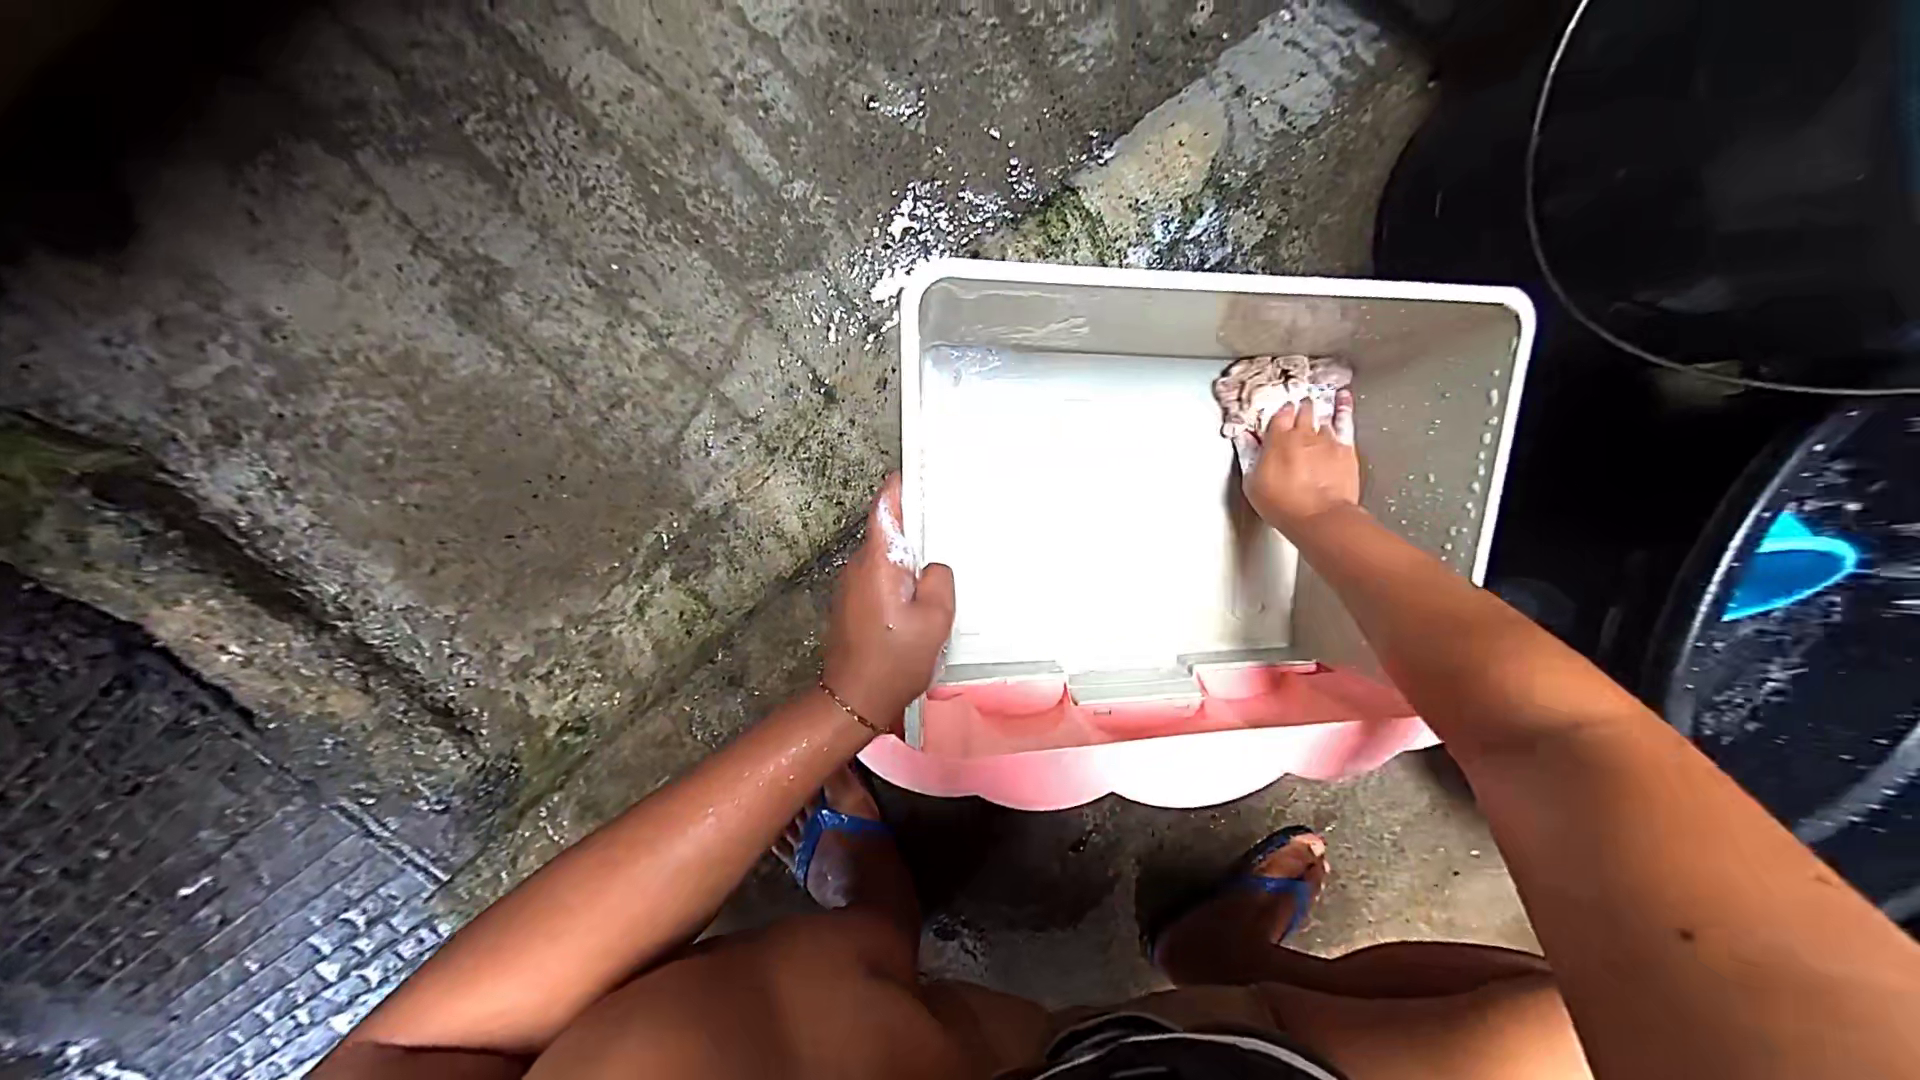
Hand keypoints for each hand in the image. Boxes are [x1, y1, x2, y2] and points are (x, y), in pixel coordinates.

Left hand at [821, 475, 955, 732]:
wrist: (855, 697)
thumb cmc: (893, 662)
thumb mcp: (935, 621)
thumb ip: (939, 581)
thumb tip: (934, 567)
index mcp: (878, 564)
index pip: (885, 511)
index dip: (899, 488)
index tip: (913, 473)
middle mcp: (858, 568)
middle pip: (887, 533)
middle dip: (914, 528)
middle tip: (944, 524)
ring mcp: (851, 586)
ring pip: (884, 558)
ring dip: (908, 558)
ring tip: (937, 568)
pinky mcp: (852, 603)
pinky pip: (879, 578)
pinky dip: (898, 578)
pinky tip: (918, 597)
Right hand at [1238, 388, 1359, 532]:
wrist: (1320, 516)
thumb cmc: (1284, 504)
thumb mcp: (1253, 484)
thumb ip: (1248, 456)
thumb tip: (1243, 440)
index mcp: (1277, 441)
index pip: (1278, 416)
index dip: (1278, 413)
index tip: (1278, 414)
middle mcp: (1302, 434)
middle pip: (1301, 411)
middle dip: (1298, 408)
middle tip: (1296, 406)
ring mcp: (1325, 439)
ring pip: (1321, 415)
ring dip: (1316, 409)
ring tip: (1314, 402)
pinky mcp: (1345, 447)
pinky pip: (1345, 420)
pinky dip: (1344, 407)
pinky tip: (1344, 398)